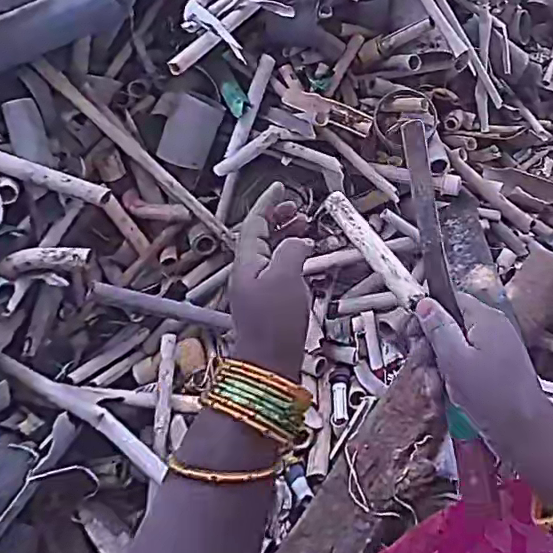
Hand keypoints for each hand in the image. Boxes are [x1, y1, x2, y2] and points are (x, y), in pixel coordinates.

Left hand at [227, 182, 311, 379]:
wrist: (269, 364)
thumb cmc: (274, 324)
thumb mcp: (286, 277)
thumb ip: (291, 250)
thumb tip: (299, 241)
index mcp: (246, 262)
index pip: (254, 223)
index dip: (268, 204)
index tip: (280, 188)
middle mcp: (247, 272)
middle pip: (260, 235)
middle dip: (278, 218)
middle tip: (298, 209)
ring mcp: (255, 287)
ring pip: (269, 250)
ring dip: (286, 235)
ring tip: (305, 229)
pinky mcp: (266, 301)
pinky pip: (276, 266)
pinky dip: (290, 254)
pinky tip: (304, 259)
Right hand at [414, 295, 552, 488]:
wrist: (527, 434)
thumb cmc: (493, 398)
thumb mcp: (454, 360)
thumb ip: (438, 328)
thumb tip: (425, 303)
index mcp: (486, 318)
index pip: (450, 298)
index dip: (429, 314)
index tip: (414, 334)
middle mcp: (495, 327)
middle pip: (454, 323)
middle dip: (436, 343)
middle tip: (429, 365)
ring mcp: (500, 348)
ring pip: (460, 345)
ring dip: (446, 363)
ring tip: (442, 384)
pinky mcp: (500, 368)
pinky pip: (471, 361)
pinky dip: (460, 375)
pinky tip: (457, 392)